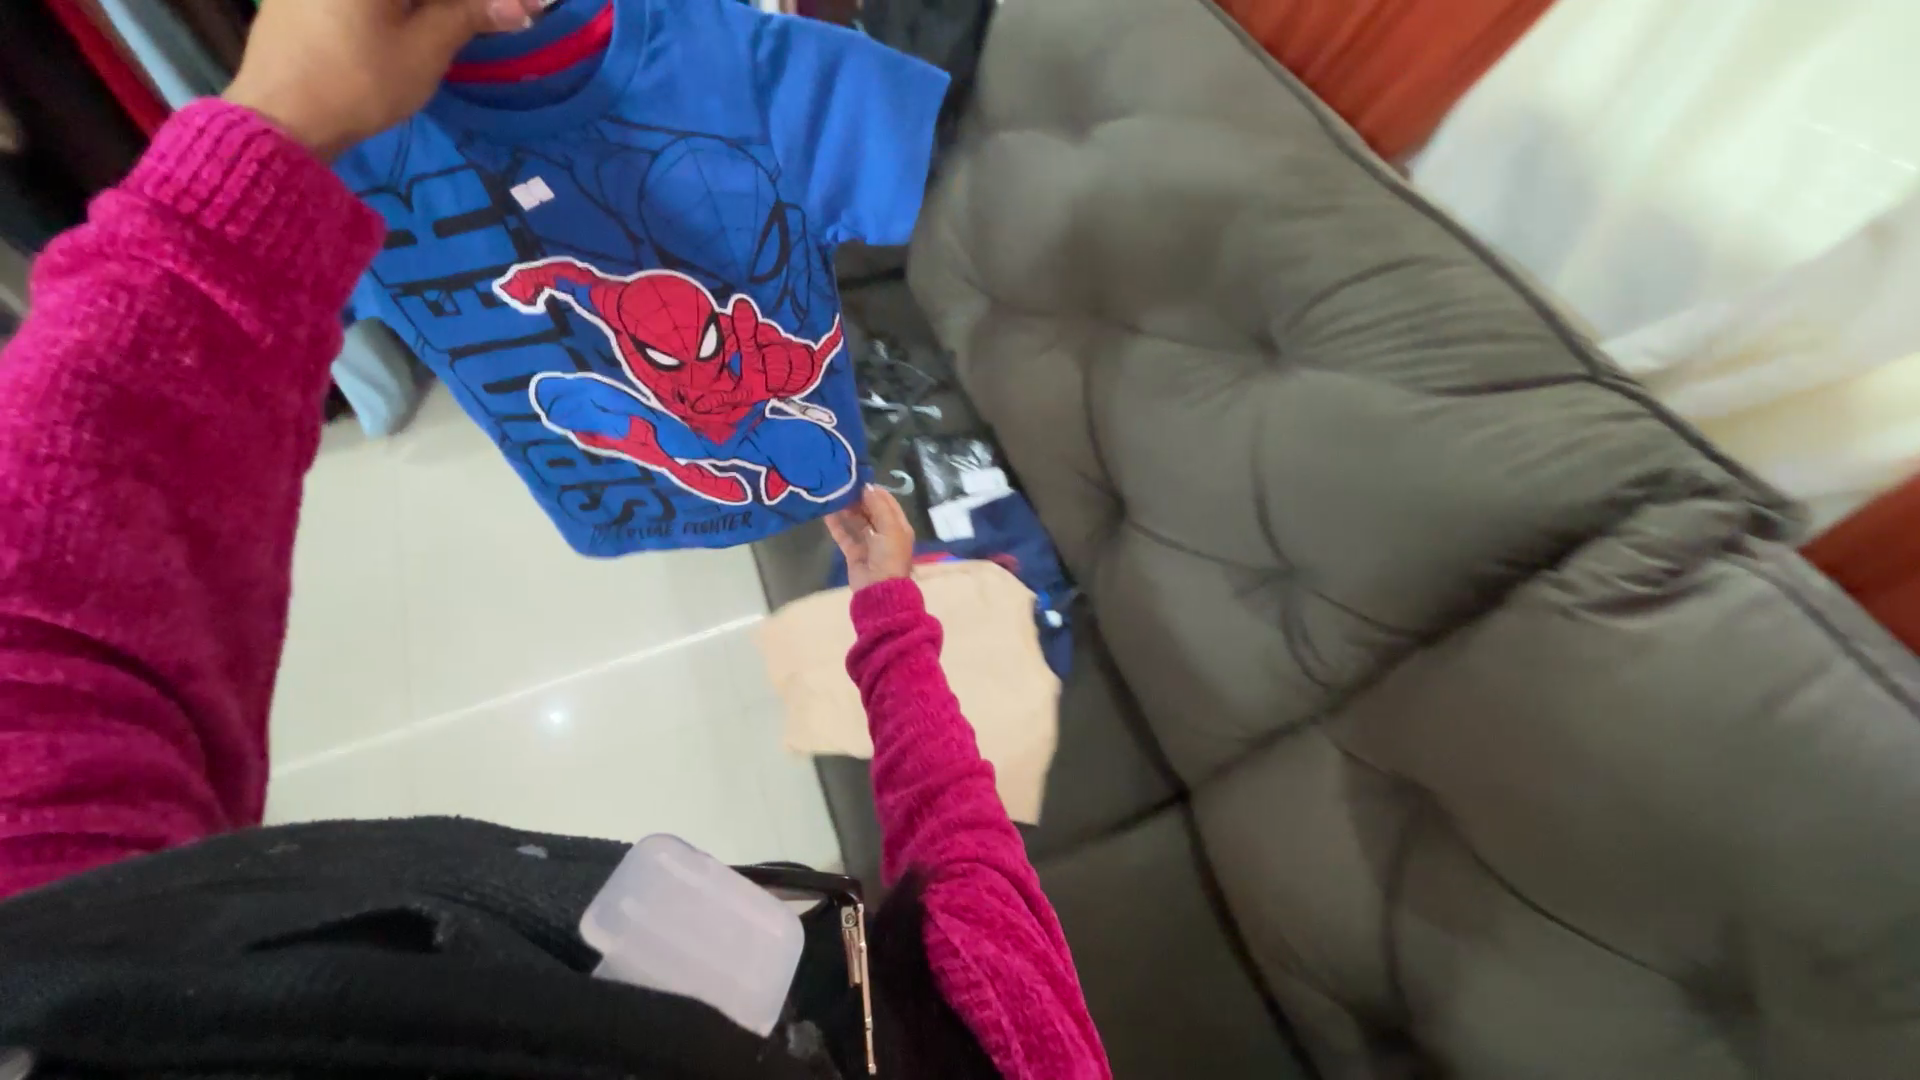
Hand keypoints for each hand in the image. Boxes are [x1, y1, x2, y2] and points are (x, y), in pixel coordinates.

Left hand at [223, 0, 544, 160]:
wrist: (286, 110)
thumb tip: (522, 5)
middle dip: (461, 5)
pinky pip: (374, 0)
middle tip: (504, 16)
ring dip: (438, 8)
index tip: (529, 7)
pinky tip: (428, 22)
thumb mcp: (425, 49)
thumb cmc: (362, 81)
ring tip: (468, 23)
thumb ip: (469, 16)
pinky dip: (408, 9)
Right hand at [826, 486, 915, 590]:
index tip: (858, 479)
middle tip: (842, 485)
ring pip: (856, 521)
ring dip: (845, 509)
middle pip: (870, 510)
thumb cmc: (889, 555)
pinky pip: (844, 534)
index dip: (874, 490)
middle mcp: (884, 532)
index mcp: (898, 526)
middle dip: (858, 498)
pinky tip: (826, 512)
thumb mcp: (890, 527)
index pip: (887, 502)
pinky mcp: (854, 552)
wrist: (878, 588)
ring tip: (832, 494)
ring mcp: (868, 542)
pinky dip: (836, 524)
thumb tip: (868, 487)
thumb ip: (879, 506)